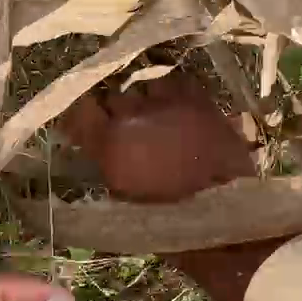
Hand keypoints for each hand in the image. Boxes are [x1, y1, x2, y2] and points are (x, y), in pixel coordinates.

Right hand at [60, 68, 257, 201]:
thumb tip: (91, 144)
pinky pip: (174, 82)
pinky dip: (170, 93)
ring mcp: (166, 100)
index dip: (81, 115)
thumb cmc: (165, 219)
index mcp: (109, 141)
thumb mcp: (120, 194)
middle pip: (113, 96)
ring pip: (144, 85)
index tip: (83, 124)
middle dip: (114, 110)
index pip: (80, 109)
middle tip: (123, 126)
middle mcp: (133, 113)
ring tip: (153, 115)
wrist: (222, 213)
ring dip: (144, 100)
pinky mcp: (196, 96)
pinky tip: (175, 107)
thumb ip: (103, 161)